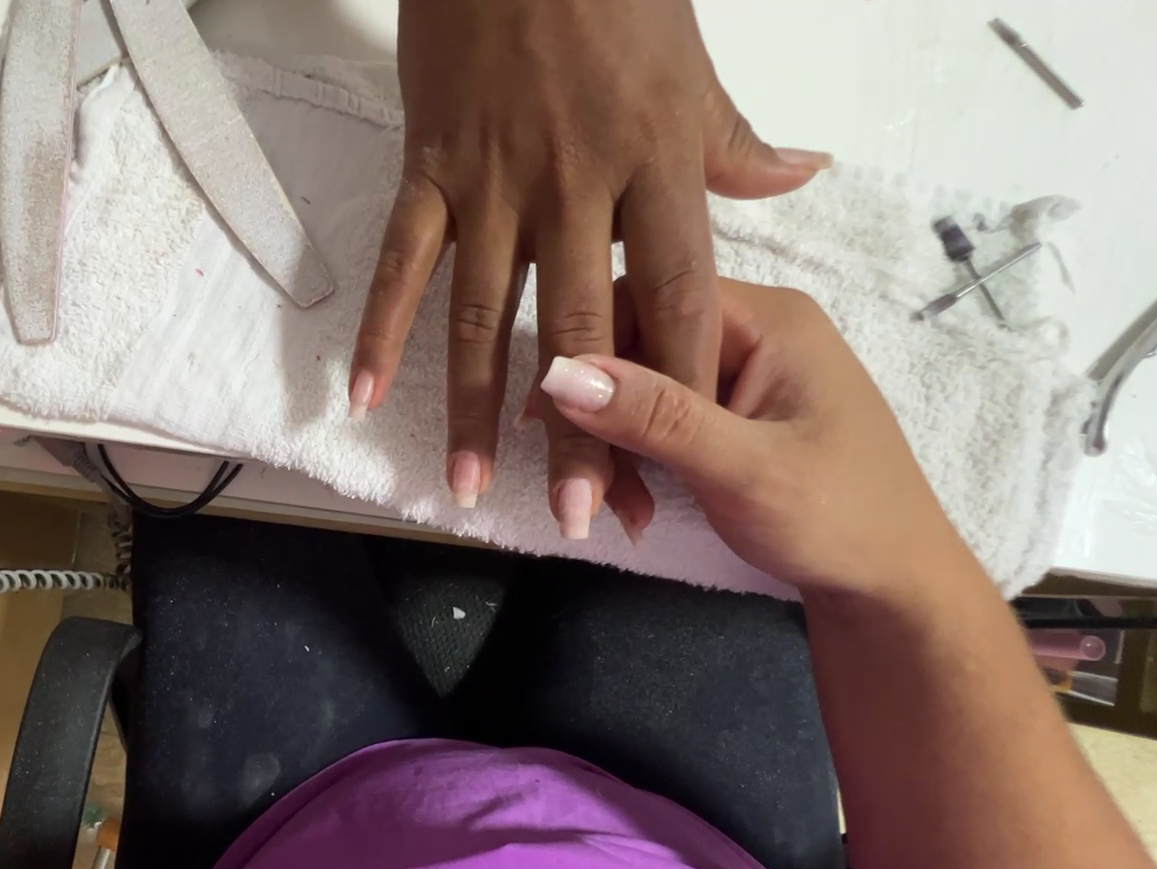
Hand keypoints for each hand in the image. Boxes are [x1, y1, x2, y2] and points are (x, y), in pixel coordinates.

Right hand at [355, 0, 829, 538]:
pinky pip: (402, 265)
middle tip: (580, 517)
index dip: (677, 390)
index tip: (675, 469)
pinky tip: (363, 396)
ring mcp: (494, 183)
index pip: (676, 299)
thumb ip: (730, 141)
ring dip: (475, 411)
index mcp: (656, 162)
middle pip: (580, 333)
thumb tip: (793, 181)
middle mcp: (577, 186)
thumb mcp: (691, 64)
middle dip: (581, 435)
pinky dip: (380, 332)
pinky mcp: (429, 172)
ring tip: (471, 486)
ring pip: (485, 318)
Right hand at [539, 280, 967, 598]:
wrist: (885, 585)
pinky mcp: (722, 411)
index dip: (590, 350)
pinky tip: (629, 499)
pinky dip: (629, 460)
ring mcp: (736, 372)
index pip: (646, 296)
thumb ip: (654, 417)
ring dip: (609, 446)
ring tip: (611, 504)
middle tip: (582, 479)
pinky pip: (650, 417)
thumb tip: (558, 372)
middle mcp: (748, 330)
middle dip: (598, 413)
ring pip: (635, 386)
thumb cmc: (834, 520)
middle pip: (633, 343)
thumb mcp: (741, 469)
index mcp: (766, 319)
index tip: (547, 417)